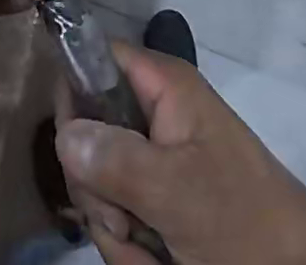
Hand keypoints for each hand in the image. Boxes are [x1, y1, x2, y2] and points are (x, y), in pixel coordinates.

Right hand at [57, 42, 305, 264]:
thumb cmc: (242, 219)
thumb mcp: (177, 191)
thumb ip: (116, 161)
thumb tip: (63, 135)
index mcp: (163, 84)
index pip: (95, 60)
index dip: (75, 97)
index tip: (75, 148)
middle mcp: (154, 109)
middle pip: (88, 130)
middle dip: (97, 186)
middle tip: (126, 217)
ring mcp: (155, 152)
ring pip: (98, 178)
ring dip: (113, 223)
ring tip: (151, 244)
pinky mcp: (158, 191)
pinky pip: (117, 209)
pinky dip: (127, 242)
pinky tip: (156, 255)